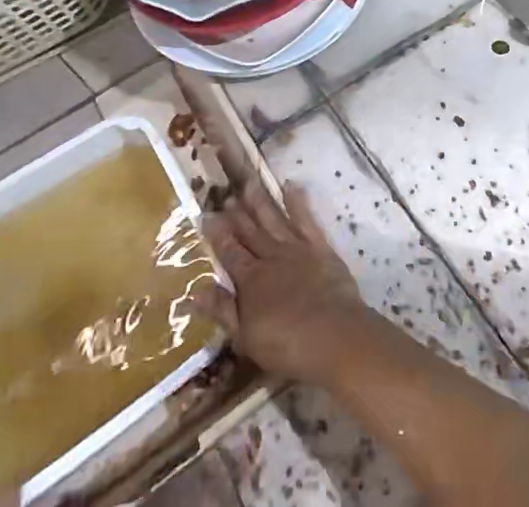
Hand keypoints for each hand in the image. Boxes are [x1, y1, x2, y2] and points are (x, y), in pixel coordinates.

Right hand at [194, 181, 374, 384]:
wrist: (333, 333)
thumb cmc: (286, 344)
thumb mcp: (245, 336)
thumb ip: (222, 310)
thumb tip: (195, 291)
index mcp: (249, 280)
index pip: (229, 252)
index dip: (217, 234)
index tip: (206, 215)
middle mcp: (271, 257)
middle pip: (250, 232)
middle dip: (236, 214)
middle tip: (225, 194)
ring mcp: (297, 249)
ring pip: (274, 220)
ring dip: (261, 202)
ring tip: (250, 183)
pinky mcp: (320, 248)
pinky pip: (307, 220)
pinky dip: (299, 202)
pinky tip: (292, 186)